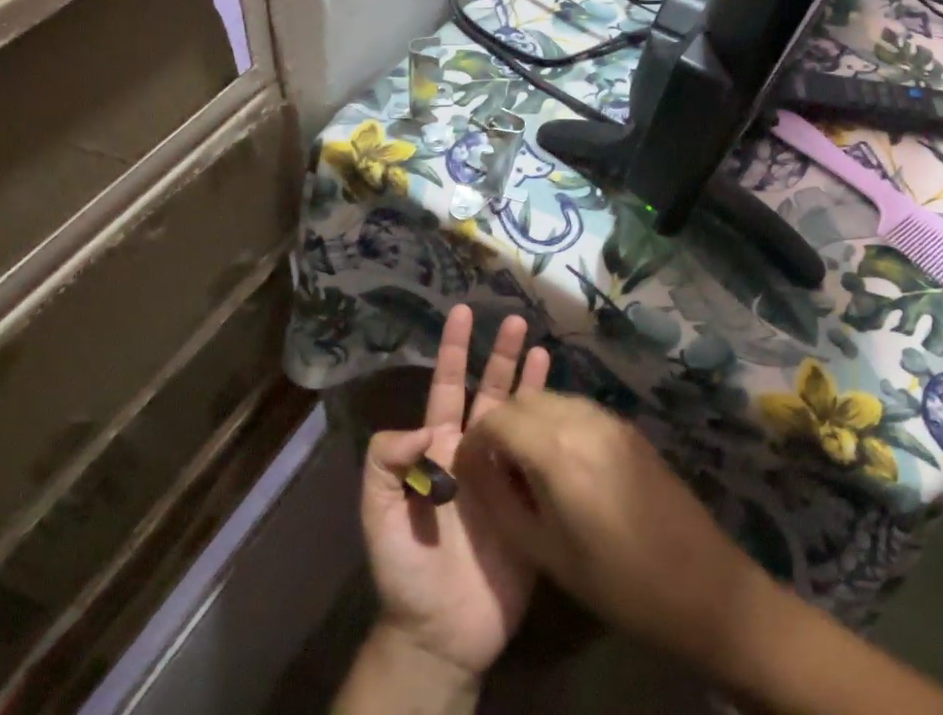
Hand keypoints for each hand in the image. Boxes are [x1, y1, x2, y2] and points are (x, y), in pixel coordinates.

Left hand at [358, 306, 550, 678]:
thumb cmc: (404, 568)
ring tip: (543, 347)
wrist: (443, 630)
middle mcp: (471, 454)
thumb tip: (426, 424)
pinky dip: (552, 431)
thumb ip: (387, 461)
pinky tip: (566, 409)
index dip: (453, 352)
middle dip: (498, 356)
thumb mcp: (376, 511)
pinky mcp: (531, 506)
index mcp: (435, 451)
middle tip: (515, 319)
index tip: (462, 313)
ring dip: (528, 383)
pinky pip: (542, 461)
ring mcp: (503, 479)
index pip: (445, 388)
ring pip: (517, 419)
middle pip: (487, 394)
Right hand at [454, 390, 761, 669]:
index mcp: (557, 450)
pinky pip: (578, 410)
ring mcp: (612, 421)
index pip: (495, 419)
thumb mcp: (544, 550)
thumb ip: (499, 500)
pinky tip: (560, 464)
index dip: (474, 443)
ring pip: (551, 399)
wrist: (706, 589)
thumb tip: (471, 467)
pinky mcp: (630, 430)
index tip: (467, 471)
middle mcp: (583, 421)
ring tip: (524, 467)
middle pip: (522, 399)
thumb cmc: (617, 582)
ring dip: (527, 421)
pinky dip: (556, 424)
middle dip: (499, 425)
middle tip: (494, 468)